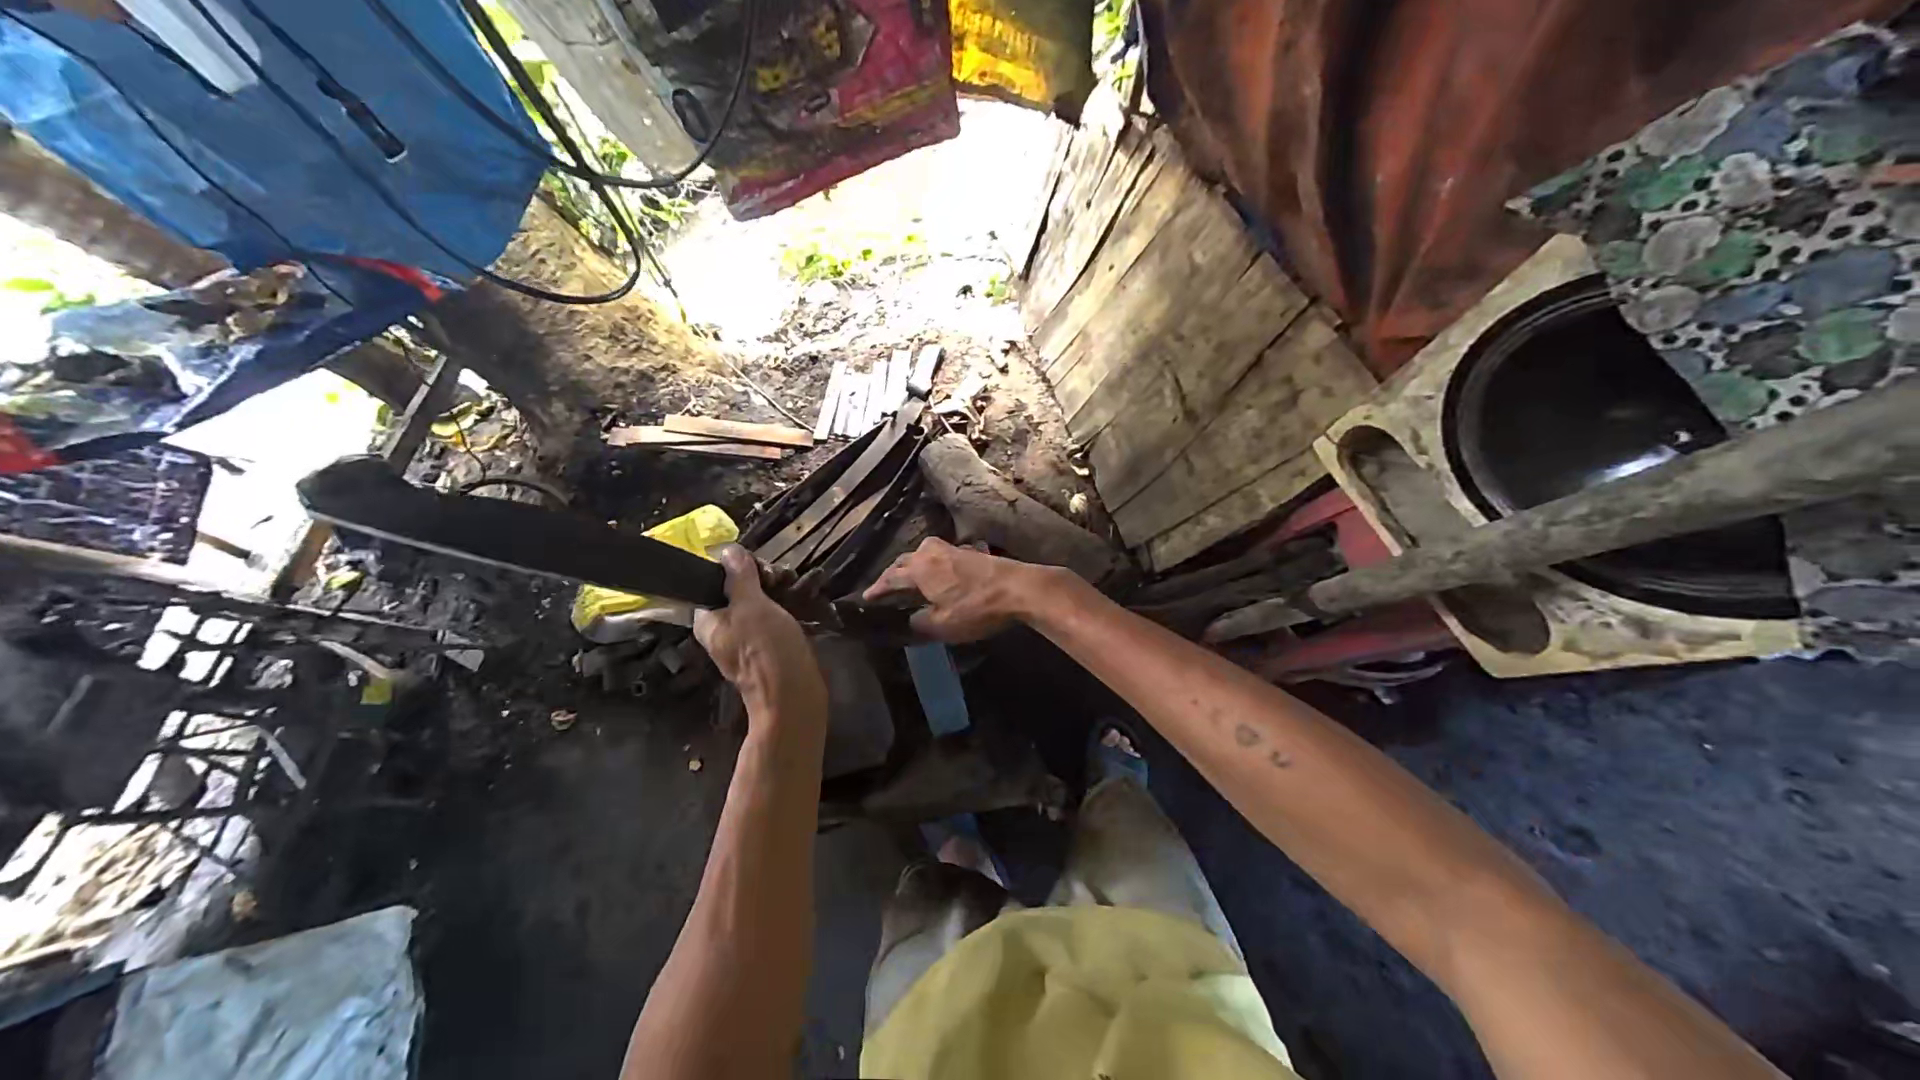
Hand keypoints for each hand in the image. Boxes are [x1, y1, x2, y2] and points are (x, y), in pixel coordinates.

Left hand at [693, 546, 826, 720]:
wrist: (794, 698)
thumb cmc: (767, 650)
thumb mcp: (751, 606)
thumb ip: (738, 577)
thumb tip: (727, 550)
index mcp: (708, 620)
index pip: (715, 581)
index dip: (738, 569)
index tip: (762, 568)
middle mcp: (725, 629)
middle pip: (741, 590)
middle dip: (766, 579)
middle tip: (786, 579)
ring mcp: (749, 639)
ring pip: (763, 603)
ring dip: (782, 591)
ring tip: (803, 587)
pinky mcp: (771, 647)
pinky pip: (777, 619)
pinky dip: (791, 607)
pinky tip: (809, 601)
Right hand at [862, 537, 1056, 641]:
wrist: (1019, 589)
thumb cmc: (977, 609)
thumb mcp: (943, 625)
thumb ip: (920, 622)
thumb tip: (912, 619)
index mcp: (920, 569)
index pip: (890, 577)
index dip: (877, 589)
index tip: (866, 597)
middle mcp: (932, 553)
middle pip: (905, 561)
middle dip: (893, 574)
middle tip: (886, 588)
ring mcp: (953, 550)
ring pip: (924, 554)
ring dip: (913, 566)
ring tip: (910, 579)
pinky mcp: (971, 553)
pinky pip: (941, 556)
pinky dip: (933, 565)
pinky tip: (940, 575)